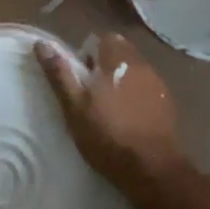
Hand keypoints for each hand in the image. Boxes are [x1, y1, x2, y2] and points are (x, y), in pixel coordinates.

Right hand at [35, 33, 183, 195]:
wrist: (152, 169)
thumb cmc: (108, 136)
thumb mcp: (74, 107)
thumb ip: (60, 73)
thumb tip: (41, 43)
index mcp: (118, 59)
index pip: (104, 38)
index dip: (89, 54)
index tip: (81, 77)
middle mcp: (142, 64)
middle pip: (121, 53)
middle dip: (105, 67)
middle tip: (92, 95)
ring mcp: (158, 84)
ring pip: (135, 71)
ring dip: (122, 81)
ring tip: (110, 109)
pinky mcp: (168, 104)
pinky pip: (147, 90)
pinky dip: (137, 97)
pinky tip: (130, 120)